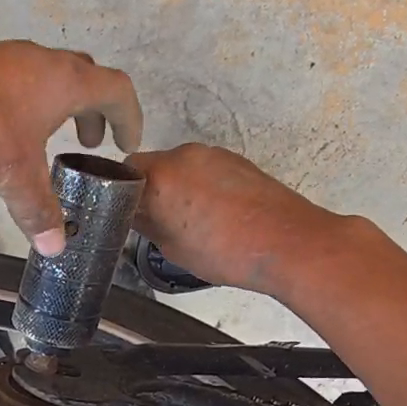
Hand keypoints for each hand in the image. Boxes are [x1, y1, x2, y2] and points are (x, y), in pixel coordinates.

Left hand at [0, 40, 142, 253]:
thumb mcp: (14, 176)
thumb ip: (38, 211)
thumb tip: (56, 248)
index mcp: (64, 81)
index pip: (115, 89)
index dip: (129, 116)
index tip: (128, 142)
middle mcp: (40, 60)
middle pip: (82, 77)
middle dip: (92, 110)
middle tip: (89, 142)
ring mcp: (5, 57)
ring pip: (44, 77)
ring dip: (55, 106)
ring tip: (45, 140)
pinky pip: (14, 81)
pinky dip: (24, 104)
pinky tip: (3, 133)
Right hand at [131, 144, 380, 294]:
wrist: (287, 243)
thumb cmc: (227, 250)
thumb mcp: (170, 246)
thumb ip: (146, 224)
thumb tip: (133, 215)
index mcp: (160, 176)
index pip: (122, 174)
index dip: (120, 194)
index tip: (125, 215)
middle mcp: (184, 156)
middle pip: (151, 166)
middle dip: (149, 190)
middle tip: (154, 222)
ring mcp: (213, 155)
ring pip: (179, 168)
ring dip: (176, 188)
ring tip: (188, 222)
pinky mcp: (235, 160)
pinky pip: (204, 170)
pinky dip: (200, 187)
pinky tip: (211, 215)